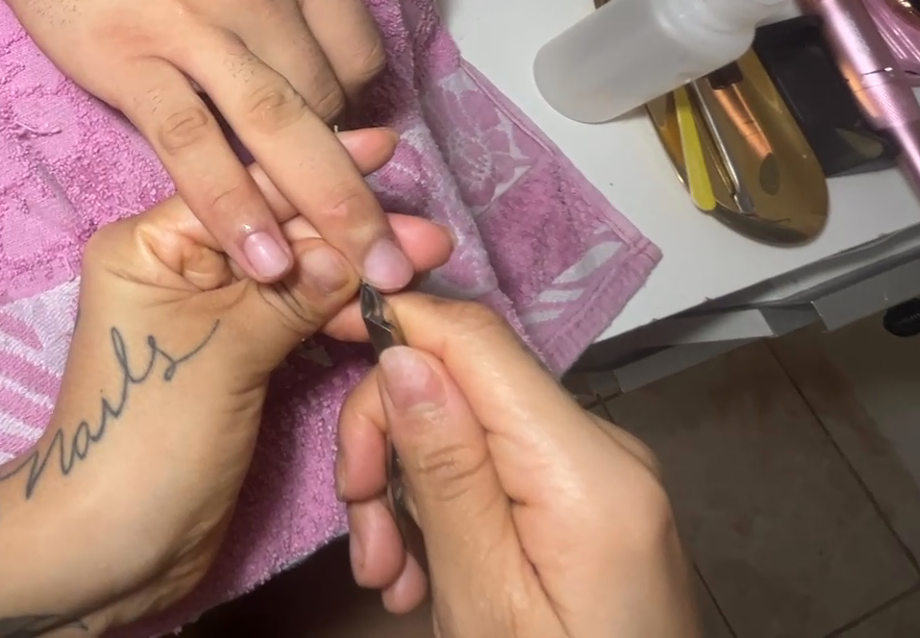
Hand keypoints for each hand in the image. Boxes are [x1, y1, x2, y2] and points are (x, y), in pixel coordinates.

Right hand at [0, 0, 406, 290]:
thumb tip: (311, 66)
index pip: (354, 51)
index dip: (355, 114)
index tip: (336, 152)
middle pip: (324, 98)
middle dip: (364, 188)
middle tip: (399, 261)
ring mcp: (190, 23)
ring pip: (272, 125)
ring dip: (317, 206)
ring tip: (354, 275)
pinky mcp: (131, 62)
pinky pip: (191, 142)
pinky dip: (230, 202)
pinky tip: (258, 254)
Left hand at [6, 130, 453, 629]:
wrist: (113, 541)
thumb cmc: (149, 436)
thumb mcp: (223, 353)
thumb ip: (291, 294)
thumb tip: (359, 244)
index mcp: (147, 243)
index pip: (239, 195)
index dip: (312, 180)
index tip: (386, 154)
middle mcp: (171, 262)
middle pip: (268, 229)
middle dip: (343, 229)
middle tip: (427, 232)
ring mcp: (202, 305)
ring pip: (285, 271)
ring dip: (349, 268)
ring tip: (426, 257)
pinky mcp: (229, 346)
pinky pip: (287, 311)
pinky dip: (334, 306)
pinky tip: (384, 295)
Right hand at [335, 297, 702, 636]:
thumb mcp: (483, 600)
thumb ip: (444, 469)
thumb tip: (401, 352)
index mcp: (587, 470)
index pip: (473, 338)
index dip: (392, 320)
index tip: (321, 342)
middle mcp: (599, 449)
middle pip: (455, 378)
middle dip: (384, 434)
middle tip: (355, 515)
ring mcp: (589, 471)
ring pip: (454, 422)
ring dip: (398, 481)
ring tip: (384, 565)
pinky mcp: (575, 497)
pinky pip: (479, 461)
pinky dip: (432, 500)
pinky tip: (414, 566)